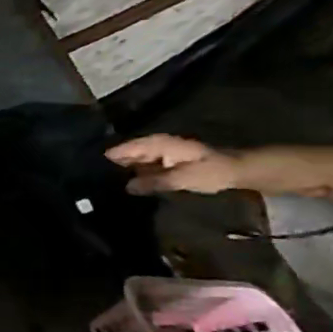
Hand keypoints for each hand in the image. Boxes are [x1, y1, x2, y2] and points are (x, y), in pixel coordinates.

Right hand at [106, 135, 244, 194]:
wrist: (241, 171)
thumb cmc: (212, 172)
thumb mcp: (181, 179)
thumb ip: (152, 182)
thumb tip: (126, 187)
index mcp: (152, 144)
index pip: (117, 151)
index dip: (104, 162)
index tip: (91, 176)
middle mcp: (150, 144)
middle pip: (122, 155)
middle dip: (111, 168)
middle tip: (95, 184)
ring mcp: (156, 152)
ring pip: (131, 161)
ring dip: (123, 172)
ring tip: (107, 186)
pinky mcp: (162, 161)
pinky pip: (141, 166)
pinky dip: (135, 174)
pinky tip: (127, 185)